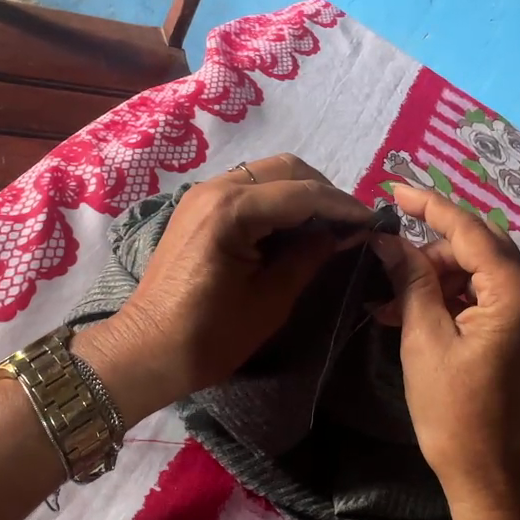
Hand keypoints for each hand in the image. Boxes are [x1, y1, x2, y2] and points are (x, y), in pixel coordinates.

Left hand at [71, 155, 373, 424]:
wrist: (145, 351)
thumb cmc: (208, 336)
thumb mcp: (269, 302)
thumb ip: (308, 257)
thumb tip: (342, 234)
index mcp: (231, 210)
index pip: (303, 194)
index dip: (343, 206)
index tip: (374, 221)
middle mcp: (216, 187)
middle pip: (286, 168)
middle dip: (323, 191)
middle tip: (350, 223)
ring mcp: (203, 193)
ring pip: (267, 172)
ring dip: (301, 191)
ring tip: (327, 224)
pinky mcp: (198, 205)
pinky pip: (249, 186)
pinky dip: (277, 198)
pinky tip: (293, 226)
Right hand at [373, 184, 519, 501]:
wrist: (488, 477)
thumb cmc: (455, 410)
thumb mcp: (424, 338)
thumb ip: (410, 280)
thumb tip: (388, 240)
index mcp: (513, 291)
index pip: (468, 229)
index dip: (428, 205)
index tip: (393, 189)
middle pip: (473, 246)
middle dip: (428, 245)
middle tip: (385, 249)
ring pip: (472, 271)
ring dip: (431, 275)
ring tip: (387, 293)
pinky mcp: (514, 333)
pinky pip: (477, 296)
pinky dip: (443, 297)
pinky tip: (405, 310)